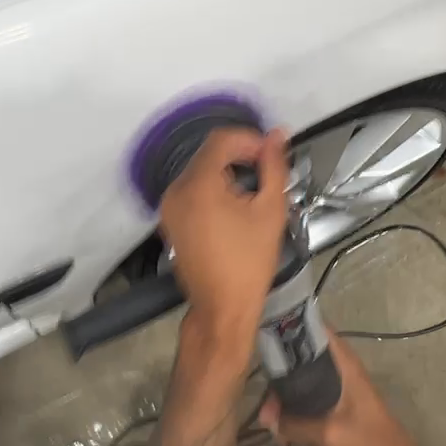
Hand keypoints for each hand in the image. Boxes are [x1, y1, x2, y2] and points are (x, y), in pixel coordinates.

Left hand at [158, 127, 291, 334]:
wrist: (223, 308)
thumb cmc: (249, 263)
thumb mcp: (271, 210)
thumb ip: (274, 166)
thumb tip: (276, 136)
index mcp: (198, 185)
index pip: (221, 139)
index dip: (249, 139)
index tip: (269, 154)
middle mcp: (176, 190)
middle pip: (209, 153)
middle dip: (239, 155)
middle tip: (266, 172)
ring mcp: (169, 206)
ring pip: (200, 169)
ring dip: (227, 170)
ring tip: (253, 191)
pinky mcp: (170, 219)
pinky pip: (192, 189)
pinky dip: (213, 187)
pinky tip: (234, 206)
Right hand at [257, 335, 421, 445]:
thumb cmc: (367, 442)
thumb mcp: (328, 434)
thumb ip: (295, 425)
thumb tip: (265, 420)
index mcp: (344, 363)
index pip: (316, 329)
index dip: (292, 327)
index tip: (267, 336)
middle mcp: (342, 367)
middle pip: (304, 357)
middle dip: (282, 375)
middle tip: (265, 401)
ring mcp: (341, 384)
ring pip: (306, 378)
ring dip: (288, 395)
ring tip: (271, 419)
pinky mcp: (340, 401)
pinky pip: (312, 394)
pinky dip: (298, 405)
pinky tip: (285, 424)